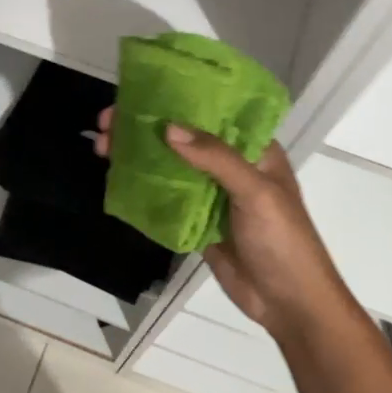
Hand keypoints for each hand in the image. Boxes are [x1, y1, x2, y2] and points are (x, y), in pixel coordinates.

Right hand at [96, 109, 347, 337]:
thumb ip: (215, 158)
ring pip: (171, 166)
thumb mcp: (255, 192)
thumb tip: (168, 128)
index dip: (178, 98)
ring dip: (140, 155)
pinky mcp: (198, 222)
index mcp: (255, 149)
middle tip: (108, 120)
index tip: (140, 90)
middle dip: (148, 127)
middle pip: (185, 137)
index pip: (214, 111)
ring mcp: (213, 195)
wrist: (288, 302)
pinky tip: (115, 177)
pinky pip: (166, 199)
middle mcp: (232, 166)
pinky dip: (142, 188)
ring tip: (103, 145)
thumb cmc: (283, 239)